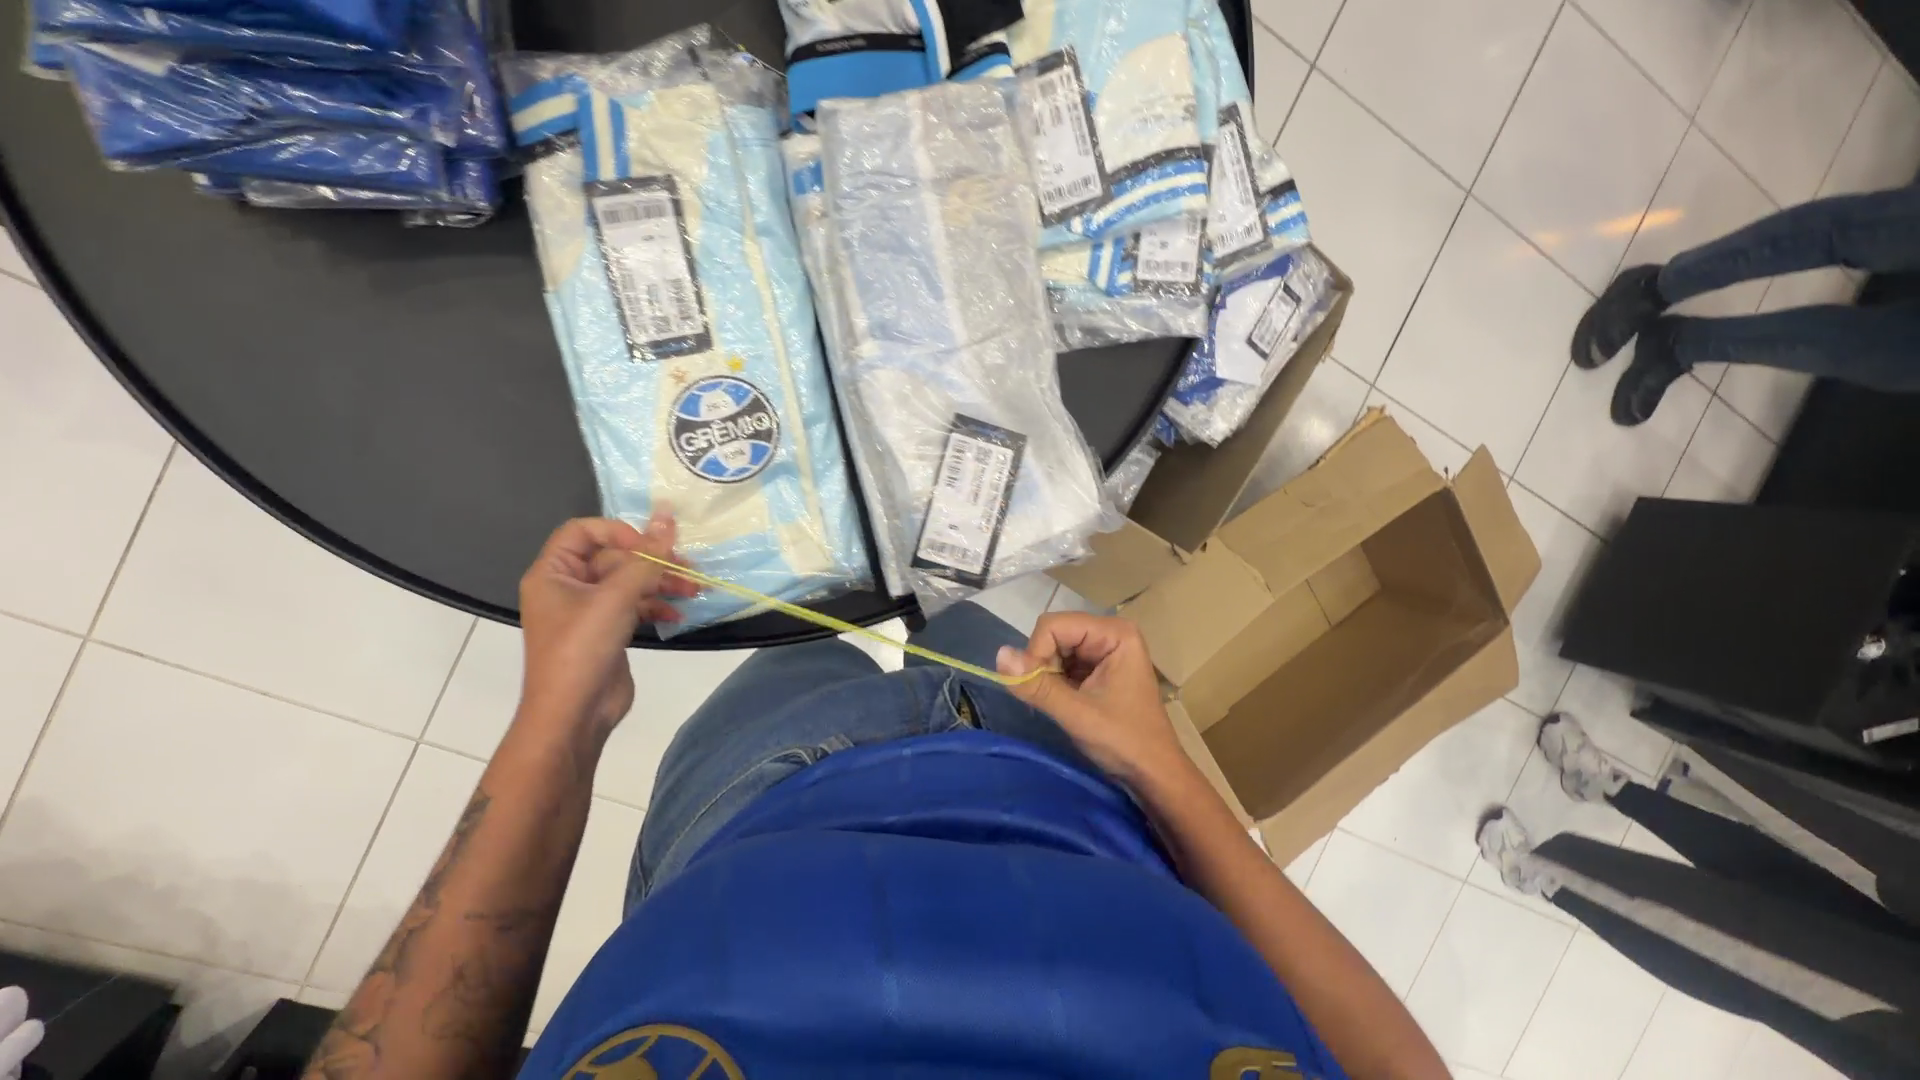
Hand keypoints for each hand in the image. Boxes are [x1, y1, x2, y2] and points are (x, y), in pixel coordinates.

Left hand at [518, 512, 697, 738]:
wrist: (573, 714)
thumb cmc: (583, 648)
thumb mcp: (616, 597)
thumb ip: (646, 556)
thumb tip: (668, 515)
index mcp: (553, 572)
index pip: (584, 531)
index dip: (619, 532)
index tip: (650, 545)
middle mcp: (567, 587)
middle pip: (613, 557)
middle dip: (651, 561)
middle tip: (687, 567)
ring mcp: (587, 611)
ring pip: (628, 582)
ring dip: (661, 583)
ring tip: (694, 589)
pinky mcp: (606, 631)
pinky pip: (633, 606)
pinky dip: (655, 605)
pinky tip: (678, 612)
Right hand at [995, 612, 1188, 786]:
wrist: (1154, 774)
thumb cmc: (1124, 742)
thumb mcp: (1077, 714)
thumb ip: (1037, 685)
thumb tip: (999, 654)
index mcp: (1115, 633)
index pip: (1053, 625)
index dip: (1036, 653)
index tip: (1037, 689)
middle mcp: (1110, 633)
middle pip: (1053, 634)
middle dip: (1043, 665)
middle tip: (1052, 699)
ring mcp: (1104, 651)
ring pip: (1054, 649)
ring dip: (1047, 675)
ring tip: (1061, 703)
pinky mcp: (1098, 668)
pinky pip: (1062, 663)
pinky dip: (1054, 682)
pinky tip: (1064, 703)